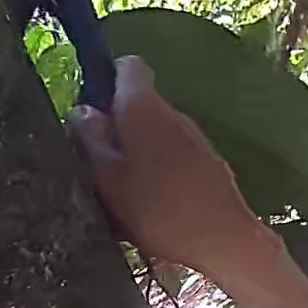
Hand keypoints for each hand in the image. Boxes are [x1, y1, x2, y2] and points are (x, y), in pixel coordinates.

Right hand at [69, 55, 307, 307]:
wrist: (223, 239)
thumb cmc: (157, 210)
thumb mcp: (108, 179)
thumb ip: (91, 140)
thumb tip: (84, 111)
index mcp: (144, 108)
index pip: (129, 67)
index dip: (109, 80)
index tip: (94, 111)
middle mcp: (174, 113)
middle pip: (142, 104)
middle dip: (120, 125)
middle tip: (101, 163)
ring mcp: (196, 137)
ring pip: (159, 132)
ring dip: (141, 150)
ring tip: (127, 190)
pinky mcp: (210, 161)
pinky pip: (177, 153)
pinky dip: (163, 167)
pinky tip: (157, 202)